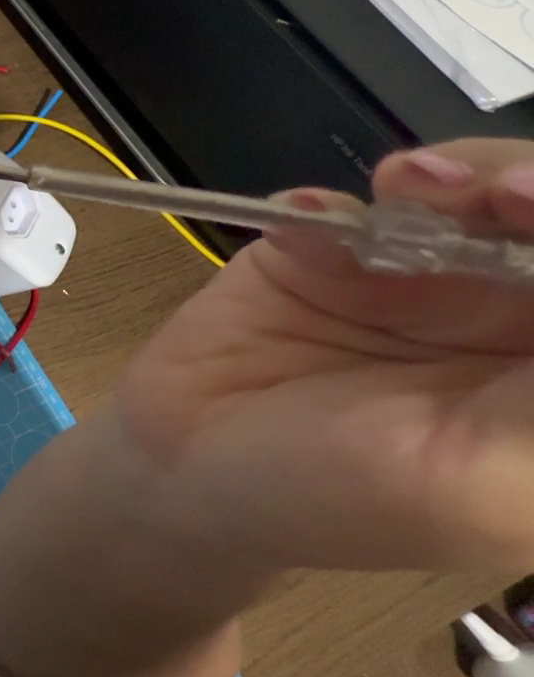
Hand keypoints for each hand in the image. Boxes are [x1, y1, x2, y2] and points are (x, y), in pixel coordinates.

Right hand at [0, 140, 533, 676]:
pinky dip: (326, 203)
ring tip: (406, 185)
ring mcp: (410, 278)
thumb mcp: (494, 485)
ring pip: (466, 193)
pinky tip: (304, 221)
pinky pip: (339, 205)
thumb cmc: (336, 500)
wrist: (177, 466)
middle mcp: (510, 318)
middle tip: (502, 194)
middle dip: (533, 188)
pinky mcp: (316, 253)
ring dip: (450, 176)